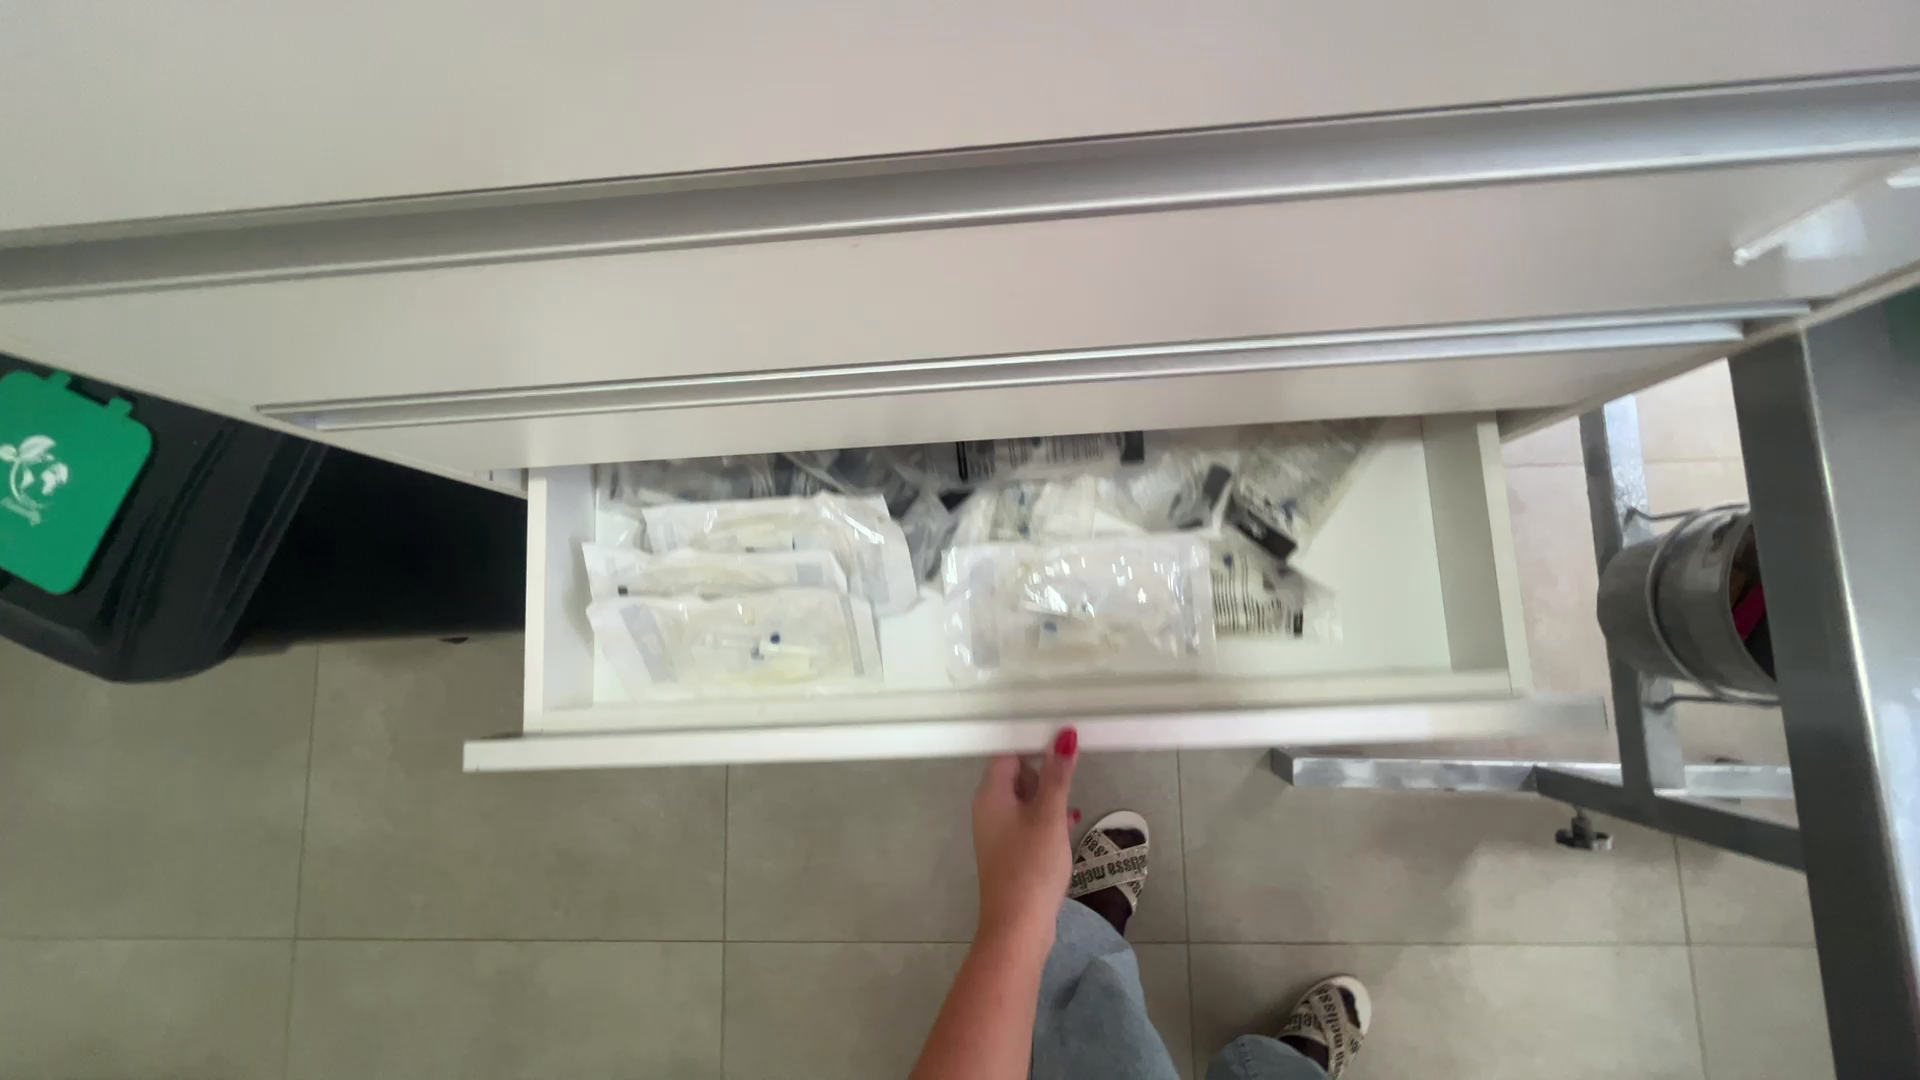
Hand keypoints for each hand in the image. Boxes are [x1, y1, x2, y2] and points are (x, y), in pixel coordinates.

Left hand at [970, 728, 1078, 951]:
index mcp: (991, 794)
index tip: (1060, 743)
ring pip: (1024, 800)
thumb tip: (1064, 736)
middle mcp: (988, 809)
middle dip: (1043, 772)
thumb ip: (1058, 774)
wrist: (1018, 927)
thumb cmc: (1031, 866)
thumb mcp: (1050, 815)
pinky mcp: (1009, 853)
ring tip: (1073, 796)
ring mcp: (997, 833)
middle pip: (1015, 775)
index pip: (1007, 754)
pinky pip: (1028, 823)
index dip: (1032, 745)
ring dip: (1047, 796)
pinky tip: (1069, 821)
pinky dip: (1046, 818)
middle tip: (1070, 774)